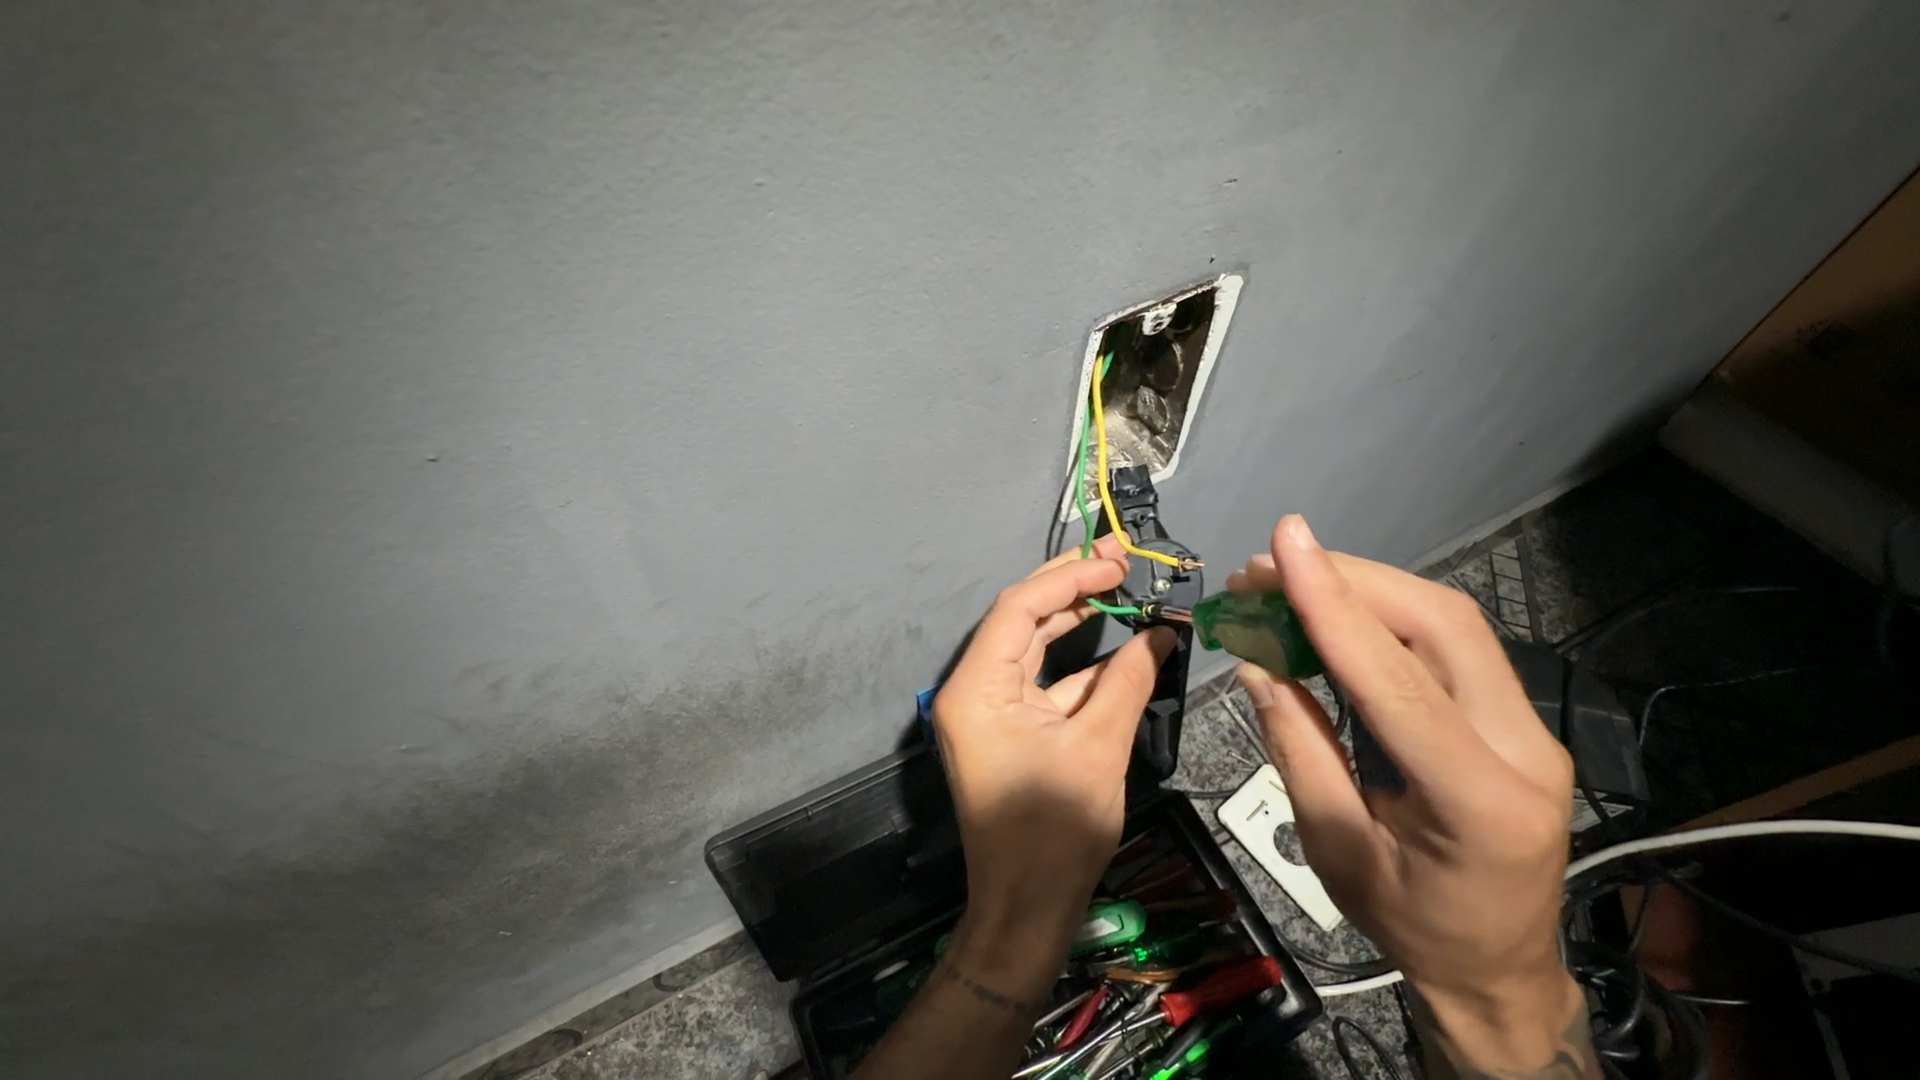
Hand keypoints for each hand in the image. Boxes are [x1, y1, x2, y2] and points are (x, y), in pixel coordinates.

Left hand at [933, 537, 1176, 964]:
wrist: (1027, 906)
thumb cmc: (1055, 832)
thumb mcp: (1099, 748)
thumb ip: (1128, 681)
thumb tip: (1161, 633)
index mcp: (978, 689)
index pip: (1018, 609)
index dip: (1067, 579)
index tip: (1115, 563)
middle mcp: (973, 689)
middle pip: (1019, 618)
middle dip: (1069, 587)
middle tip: (1118, 559)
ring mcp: (988, 709)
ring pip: (1031, 646)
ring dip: (1074, 619)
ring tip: (1118, 586)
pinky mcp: (1007, 728)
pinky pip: (1041, 680)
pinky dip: (1078, 663)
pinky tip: (1119, 645)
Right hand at [1232, 517, 1591, 1075]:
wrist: (1498, 968)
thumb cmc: (1411, 923)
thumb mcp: (1336, 848)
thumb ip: (1298, 748)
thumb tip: (1258, 664)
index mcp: (1480, 799)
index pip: (1396, 680)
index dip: (1333, 606)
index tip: (1284, 546)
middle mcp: (1524, 747)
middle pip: (1441, 624)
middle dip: (1349, 579)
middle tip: (1266, 568)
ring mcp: (1530, 727)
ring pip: (1450, 622)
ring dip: (1365, 588)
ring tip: (1287, 580)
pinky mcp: (1515, 716)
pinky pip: (1450, 644)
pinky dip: (1383, 615)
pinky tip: (1333, 612)